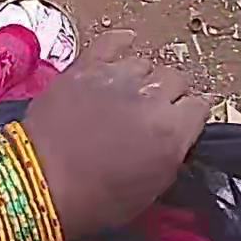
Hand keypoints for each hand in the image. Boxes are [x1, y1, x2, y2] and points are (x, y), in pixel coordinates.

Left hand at [21, 30, 208, 238]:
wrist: (40, 180)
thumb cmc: (96, 199)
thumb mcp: (150, 190)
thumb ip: (172, 153)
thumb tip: (177, 134)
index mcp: (172, 131)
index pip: (200, 106)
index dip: (190, 116)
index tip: (181, 124)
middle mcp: (151, 96)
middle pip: (175, 79)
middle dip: (169, 94)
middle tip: (152, 111)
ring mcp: (118, 75)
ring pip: (145, 63)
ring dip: (141, 77)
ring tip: (126, 93)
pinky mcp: (88, 64)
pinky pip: (114, 41)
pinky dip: (121, 43)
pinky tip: (123, 46)